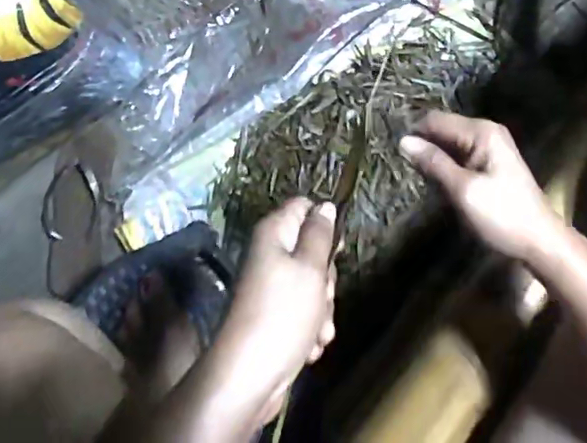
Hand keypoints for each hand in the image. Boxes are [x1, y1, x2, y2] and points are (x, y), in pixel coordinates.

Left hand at [209, 198, 338, 425]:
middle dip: (327, 275)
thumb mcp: (310, 269)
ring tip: (318, 330)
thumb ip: (320, 234)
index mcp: (274, 233)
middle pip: (313, 248)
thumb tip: (326, 205)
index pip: (304, 206)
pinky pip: (304, 311)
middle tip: (323, 294)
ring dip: (323, 308)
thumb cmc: (282, 315)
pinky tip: (310, 347)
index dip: (325, 222)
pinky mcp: (276, 316)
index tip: (338, 247)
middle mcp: (271, 254)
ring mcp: (272, 287)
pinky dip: (312, 327)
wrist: (248, 380)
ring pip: (313, 284)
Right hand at [400, 112, 561, 263]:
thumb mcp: (463, 190)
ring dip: (433, 156)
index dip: (414, 132)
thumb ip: (433, 162)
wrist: (542, 244)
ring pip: (450, 143)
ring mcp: (490, 147)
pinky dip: (446, 165)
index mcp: (481, 131)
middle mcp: (486, 131)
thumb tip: (403, 141)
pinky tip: (433, 179)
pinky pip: (460, 155)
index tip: (391, 149)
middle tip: (398, 163)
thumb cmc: (503, 215)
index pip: (436, 120)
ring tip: (410, 171)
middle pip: (444, 129)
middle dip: (423, 143)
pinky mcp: (491, 164)